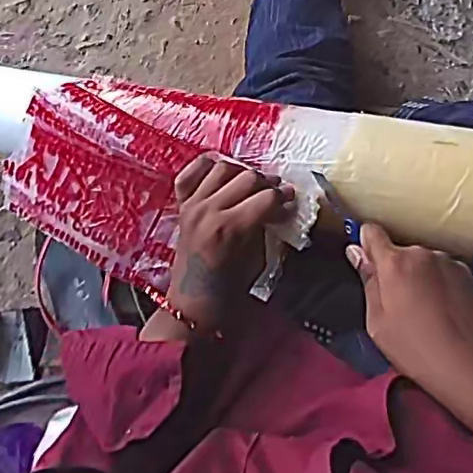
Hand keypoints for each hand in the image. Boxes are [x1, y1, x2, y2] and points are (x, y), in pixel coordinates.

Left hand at [159, 154, 293, 333]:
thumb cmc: (228, 292)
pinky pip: (192, 172)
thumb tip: (281, 207)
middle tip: (278, 192)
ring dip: (243, 172)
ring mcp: (192, 204)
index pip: (266, 198)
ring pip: (223, 167)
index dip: (283, 197)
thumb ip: (266, 229)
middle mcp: (208, 209)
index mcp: (229, 228)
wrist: (191, 306)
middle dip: (268, 184)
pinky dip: (207, 166)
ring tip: (254, 183)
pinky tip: (223, 170)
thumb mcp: (256, 261)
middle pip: (248, 177)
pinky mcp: (181, 204)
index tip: (291, 200)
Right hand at [347, 223, 472, 434]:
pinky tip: (443, 311)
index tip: (368, 265)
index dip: (365, 246)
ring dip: (417, 275)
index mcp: (395, 262)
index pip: (371, 232)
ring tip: (424, 310)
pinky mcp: (468, 274)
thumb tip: (356, 252)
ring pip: (421, 261)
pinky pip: (441, 270)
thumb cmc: (417, 351)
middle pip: (398, 250)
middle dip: (393, 268)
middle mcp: (422, 253)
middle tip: (397, 302)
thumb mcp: (378, 323)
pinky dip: (437, 282)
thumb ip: (367, 281)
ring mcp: (448, 262)